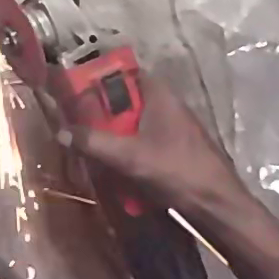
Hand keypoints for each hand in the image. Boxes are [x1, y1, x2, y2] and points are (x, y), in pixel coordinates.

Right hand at [57, 75, 254, 222]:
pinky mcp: (176, 147)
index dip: (98, 80)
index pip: (123, 73)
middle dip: (102, 113)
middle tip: (77, 124)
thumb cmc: (176, 170)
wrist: (218, 205)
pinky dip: (129, 149)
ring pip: (134, 122)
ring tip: (91, 146)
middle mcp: (167, 104)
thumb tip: (60, 132)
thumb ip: (93, 142)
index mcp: (159, 94)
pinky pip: (144, 139)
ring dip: (114, 134)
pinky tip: (116, 166)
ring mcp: (174, 126)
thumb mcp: (129, 157)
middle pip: (125, 100)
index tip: (74, 92)